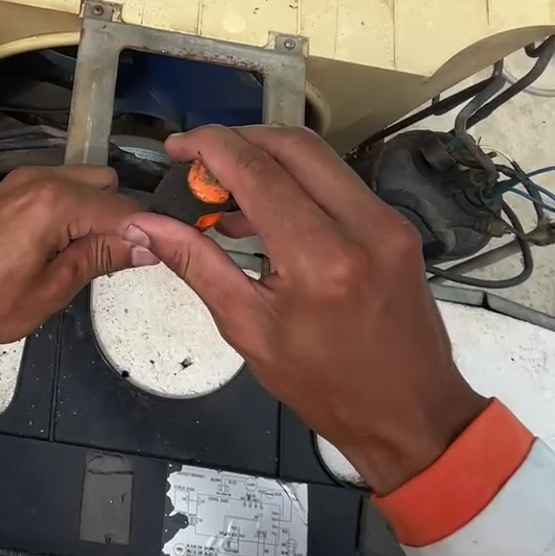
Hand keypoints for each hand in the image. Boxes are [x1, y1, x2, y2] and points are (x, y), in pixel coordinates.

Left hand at [0, 165, 152, 352]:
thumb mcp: (51, 290)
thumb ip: (99, 259)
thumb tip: (146, 246)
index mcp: (54, 203)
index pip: (122, 209)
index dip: (146, 234)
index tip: (157, 257)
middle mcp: (39, 179)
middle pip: (105, 184)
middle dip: (117, 218)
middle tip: (111, 260)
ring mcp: (19, 180)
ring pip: (80, 181)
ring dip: (92, 211)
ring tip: (82, 255)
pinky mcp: (6, 190)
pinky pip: (54, 186)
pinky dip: (68, 207)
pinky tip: (58, 244)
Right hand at [118, 126, 485, 492]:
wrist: (411, 415)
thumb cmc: (322, 383)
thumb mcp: (246, 327)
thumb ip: (195, 263)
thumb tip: (143, 224)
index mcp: (321, 257)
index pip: (257, 171)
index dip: (209, 146)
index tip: (175, 147)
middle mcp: (362, 224)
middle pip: (291, 144)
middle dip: (236, 140)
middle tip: (195, 161)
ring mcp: (387, 221)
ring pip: (317, 156)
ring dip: (264, 157)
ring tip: (221, 189)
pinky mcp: (395, 225)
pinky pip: (335, 181)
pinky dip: (292, 180)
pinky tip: (259, 211)